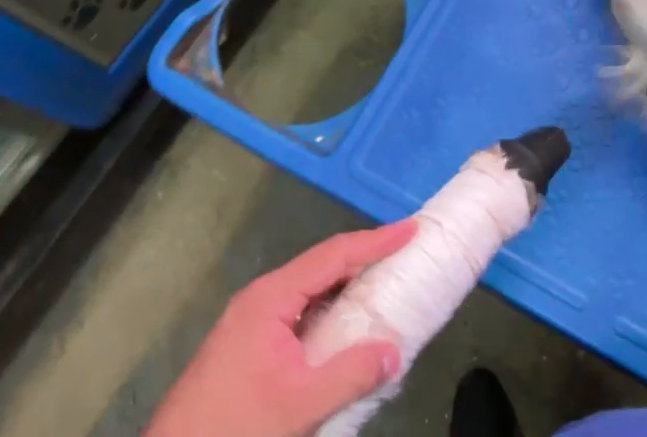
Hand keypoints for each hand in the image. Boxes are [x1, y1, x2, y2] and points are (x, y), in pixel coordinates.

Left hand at [147, 219, 417, 436]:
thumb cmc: (235, 424)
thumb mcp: (300, 404)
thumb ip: (350, 374)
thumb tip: (394, 351)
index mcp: (271, 298)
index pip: (332, 256)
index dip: (374, 241)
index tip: (411, 229)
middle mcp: (261, 299)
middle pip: (321, 267)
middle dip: (364, 258)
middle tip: (405, 254)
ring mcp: (253, 321)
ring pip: (311, 291)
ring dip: (348, 287)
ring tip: (387, 285)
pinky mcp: (252, 344)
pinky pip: (301, 313)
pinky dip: (331, 312)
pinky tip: (350, 329)